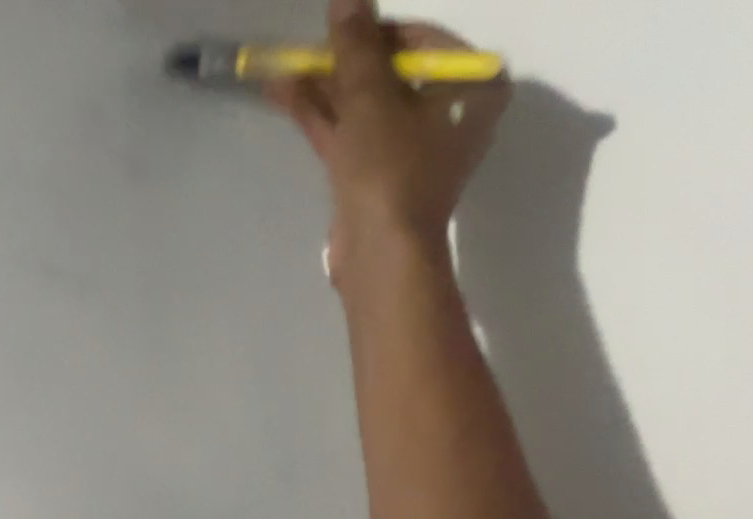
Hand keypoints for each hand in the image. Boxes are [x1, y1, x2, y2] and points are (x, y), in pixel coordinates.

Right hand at [267, 0, 510, 279]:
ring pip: (364, 107)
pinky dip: (322, 118)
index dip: (373, 33)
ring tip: (280, 72)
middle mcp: (449, 113)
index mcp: (472, 86)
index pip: (421, 40)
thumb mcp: (371, 98)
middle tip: (304, 52)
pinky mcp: (380, 176)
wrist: (380, 252)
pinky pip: (352, 134)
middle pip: (389, 74)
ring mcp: (412, 148)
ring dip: (323, 90)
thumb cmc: (390, 169)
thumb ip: (357, 45)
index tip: (333, 32)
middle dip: (341, 64)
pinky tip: (285, 98)